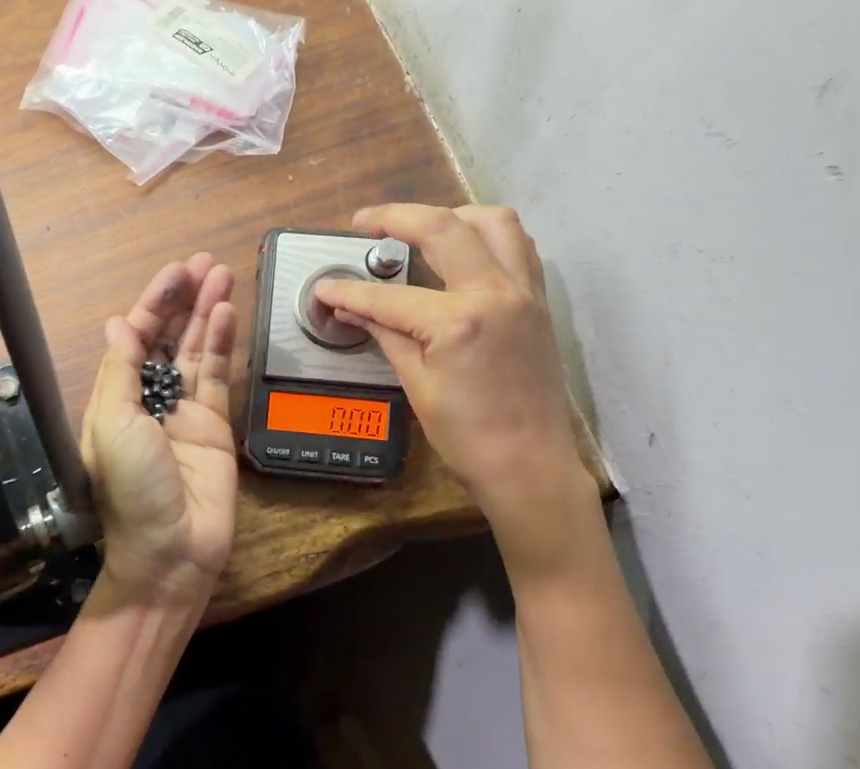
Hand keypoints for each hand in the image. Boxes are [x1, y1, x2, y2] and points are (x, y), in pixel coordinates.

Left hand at [80, 254, 237, 604]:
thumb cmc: (132, 487)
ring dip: (206, 314)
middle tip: (205, 263)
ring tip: (223, 274)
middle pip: (166, 340)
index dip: (152, 305)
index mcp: (115, 401)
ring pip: (195, 352)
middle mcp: (148, 402)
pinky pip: (218, 377)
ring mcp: (184, 414)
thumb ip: (120, 371)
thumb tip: (116, 323)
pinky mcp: (216, 427)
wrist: (171, 547)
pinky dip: (222, 344)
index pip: (134, 340)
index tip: (175, 273)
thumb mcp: (112, 423)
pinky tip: (228, 313)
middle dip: (183, 301)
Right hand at [314, 205, 596, 563]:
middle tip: (364, 223)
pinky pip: (517, 247)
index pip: (389, 296)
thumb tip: (355, 311)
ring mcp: (523, 292)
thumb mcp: (417, 387)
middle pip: (443, 228)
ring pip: (492, 222)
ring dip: (452, 214)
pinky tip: (462, 252)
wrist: (528, 463)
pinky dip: (487, 236)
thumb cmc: (467, 437)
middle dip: (397, 218)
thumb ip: (388, 337)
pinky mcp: (537, 301)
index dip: (349, 291)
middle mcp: (495, 292)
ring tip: (420, 228)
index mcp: (458, 321)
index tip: (322, 288)